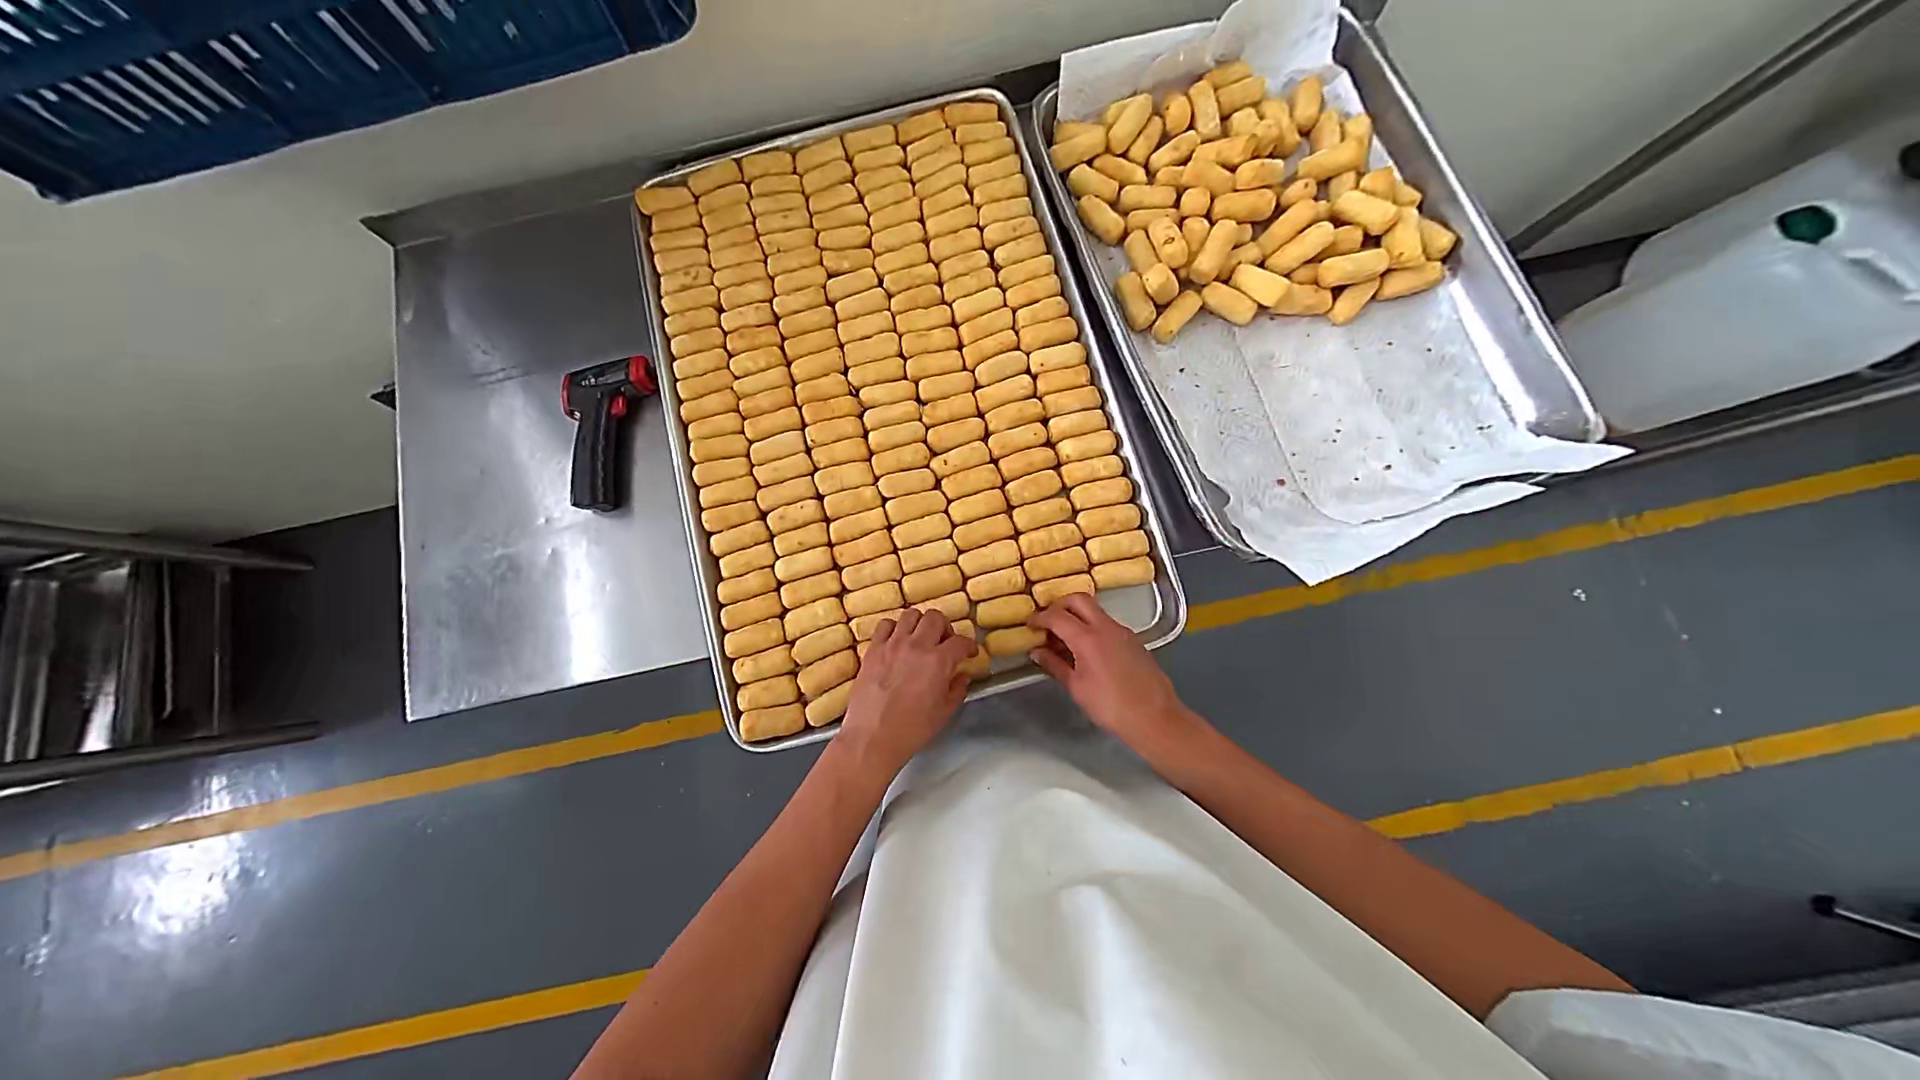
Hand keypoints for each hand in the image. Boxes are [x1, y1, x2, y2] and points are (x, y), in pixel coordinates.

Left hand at [838, 609, 976, 774]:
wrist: (873, 737)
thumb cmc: (912, 729)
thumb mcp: (944, 712)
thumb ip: (957, 689)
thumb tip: (962, 677)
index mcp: (938, 662)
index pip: (960, 642)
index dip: (969, 645)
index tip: (970, 652)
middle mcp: (916, 646)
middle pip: (935, 618)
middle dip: (945, 627)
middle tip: (945, 642)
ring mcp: (892, 645)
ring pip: (910, 615)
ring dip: (920, 624)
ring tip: (920, 638)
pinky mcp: (873, 650)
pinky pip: (885, 625)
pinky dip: (894, 628)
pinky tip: (897, 641)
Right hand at [1029, 593, 1201, 754]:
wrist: (1155, 717)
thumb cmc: (1110, 706)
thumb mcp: (1076, 688)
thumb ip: (1054, 665)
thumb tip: (1037, 653)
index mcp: (1088, 638)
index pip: (1057, 616)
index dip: (1039, 617)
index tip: (1029, 623)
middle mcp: (1106, 627)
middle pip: (1078, 600)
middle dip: (1059, 605)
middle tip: (1047, 622)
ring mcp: (1123, 632)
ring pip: (1095, 610)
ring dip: (1077, 616)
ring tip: (1064, 638)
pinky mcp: (1134, 640)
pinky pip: (1107, 623)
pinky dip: (1092, 626)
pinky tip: (1086, 648)